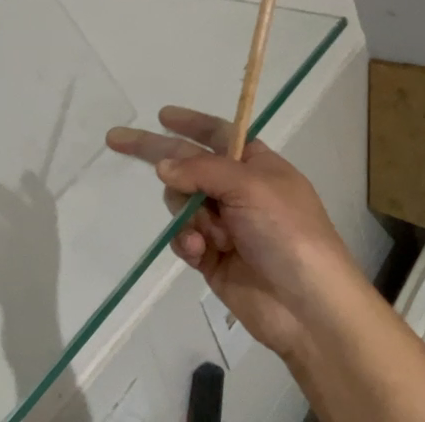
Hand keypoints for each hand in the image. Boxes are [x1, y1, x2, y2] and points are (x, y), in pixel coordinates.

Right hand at [106, 106, 359, 358]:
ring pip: (181, 202)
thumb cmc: (289, 233)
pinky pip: (183, 238)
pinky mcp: (211, 257)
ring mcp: (224, 225)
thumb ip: (201, 169)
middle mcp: (238, 191)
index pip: (218, 134)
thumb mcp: (250, 186)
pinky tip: (198, 250)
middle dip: (158, 156)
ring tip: (207, 234)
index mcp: (257, 166)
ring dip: (187, 213)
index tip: (162, 115)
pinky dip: (186, 241)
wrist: (309, 309)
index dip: (191, 123)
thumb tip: (163, 166)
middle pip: (188, 165)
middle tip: (116, 140)